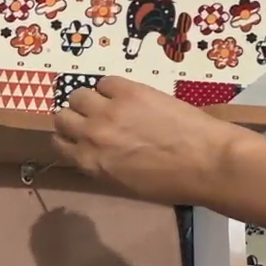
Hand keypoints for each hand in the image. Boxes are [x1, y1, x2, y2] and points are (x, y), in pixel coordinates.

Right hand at [51, 76, 255, 204]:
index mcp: (89, 162)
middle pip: (62, 116)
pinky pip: (106, 81)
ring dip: (89, 100)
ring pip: (78, 95)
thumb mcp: (124, 183)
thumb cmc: (169, 183)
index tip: (79, 136)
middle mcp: (90, 135)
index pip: (58, 143)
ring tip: (108, 104)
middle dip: (74, 117)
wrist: (206, 162)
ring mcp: (108, 110)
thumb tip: (97, 152)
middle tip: (92, 119)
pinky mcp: (129, 91)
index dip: (69, 138)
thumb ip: (102, 165)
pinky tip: (126, 95)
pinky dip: (111, 88)